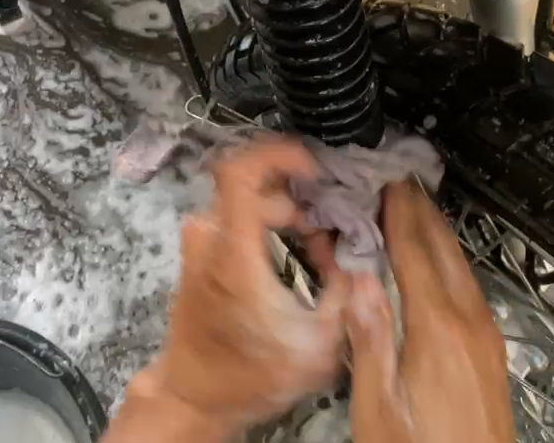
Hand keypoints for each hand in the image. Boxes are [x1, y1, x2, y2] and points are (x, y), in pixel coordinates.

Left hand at [106, 137, 352, 442]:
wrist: (192, 398)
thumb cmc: (248, 376)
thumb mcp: (316, 348)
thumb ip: (346, 298)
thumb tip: (361, 261)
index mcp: (233, 251)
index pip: (240, 171)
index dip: (277, 154)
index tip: (312, 168)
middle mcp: (210, 236)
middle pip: (257, 186)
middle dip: (299, 200)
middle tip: (326, 229)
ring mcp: (201, 241)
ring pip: (249, 200)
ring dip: (285, 214)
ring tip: (313, 245)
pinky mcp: (201, 250)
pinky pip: (238, 215)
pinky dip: (268, 224)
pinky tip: (290, 254)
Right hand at [347, 180, 513, 442]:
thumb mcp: (378, 410)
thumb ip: (369, 339)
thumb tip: (358, 277)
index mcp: (437, 327)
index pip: (415, 250)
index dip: (398, 211)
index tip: (385, 178)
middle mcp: (469, 321)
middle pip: (443, 246)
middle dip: (419, 208)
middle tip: (396, 178)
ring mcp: (486, 335)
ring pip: (460, 262)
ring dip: (434, 229)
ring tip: (411, 205)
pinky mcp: (491, 350)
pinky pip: (468, 283)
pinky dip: (446, 256)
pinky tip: (434, 257)